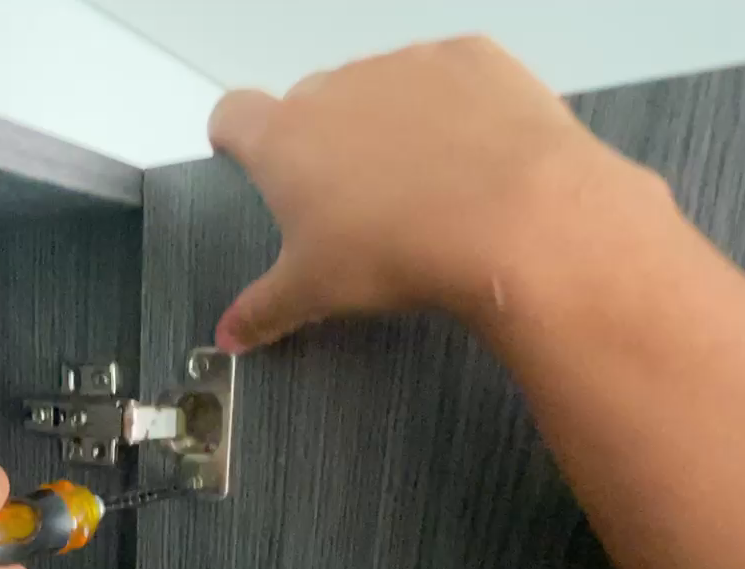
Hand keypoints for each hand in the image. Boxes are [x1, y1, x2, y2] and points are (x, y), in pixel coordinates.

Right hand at [207, 36, 667, 349]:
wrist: (516, 219)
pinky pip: (439, 78)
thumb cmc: (391, 251)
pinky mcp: (471, 57)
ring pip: (372, 89)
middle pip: (305, 104)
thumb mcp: (311, 295)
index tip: (245, 160)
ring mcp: (406, 64)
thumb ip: (260, 312)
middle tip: (339, 202)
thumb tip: (228, 335)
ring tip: (408, 185)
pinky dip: (440, 110)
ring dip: (375, 125)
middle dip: (312, 144)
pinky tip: (460, 157)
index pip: (232, 113)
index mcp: (284, 139)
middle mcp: (336, 87)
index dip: (232, 136)